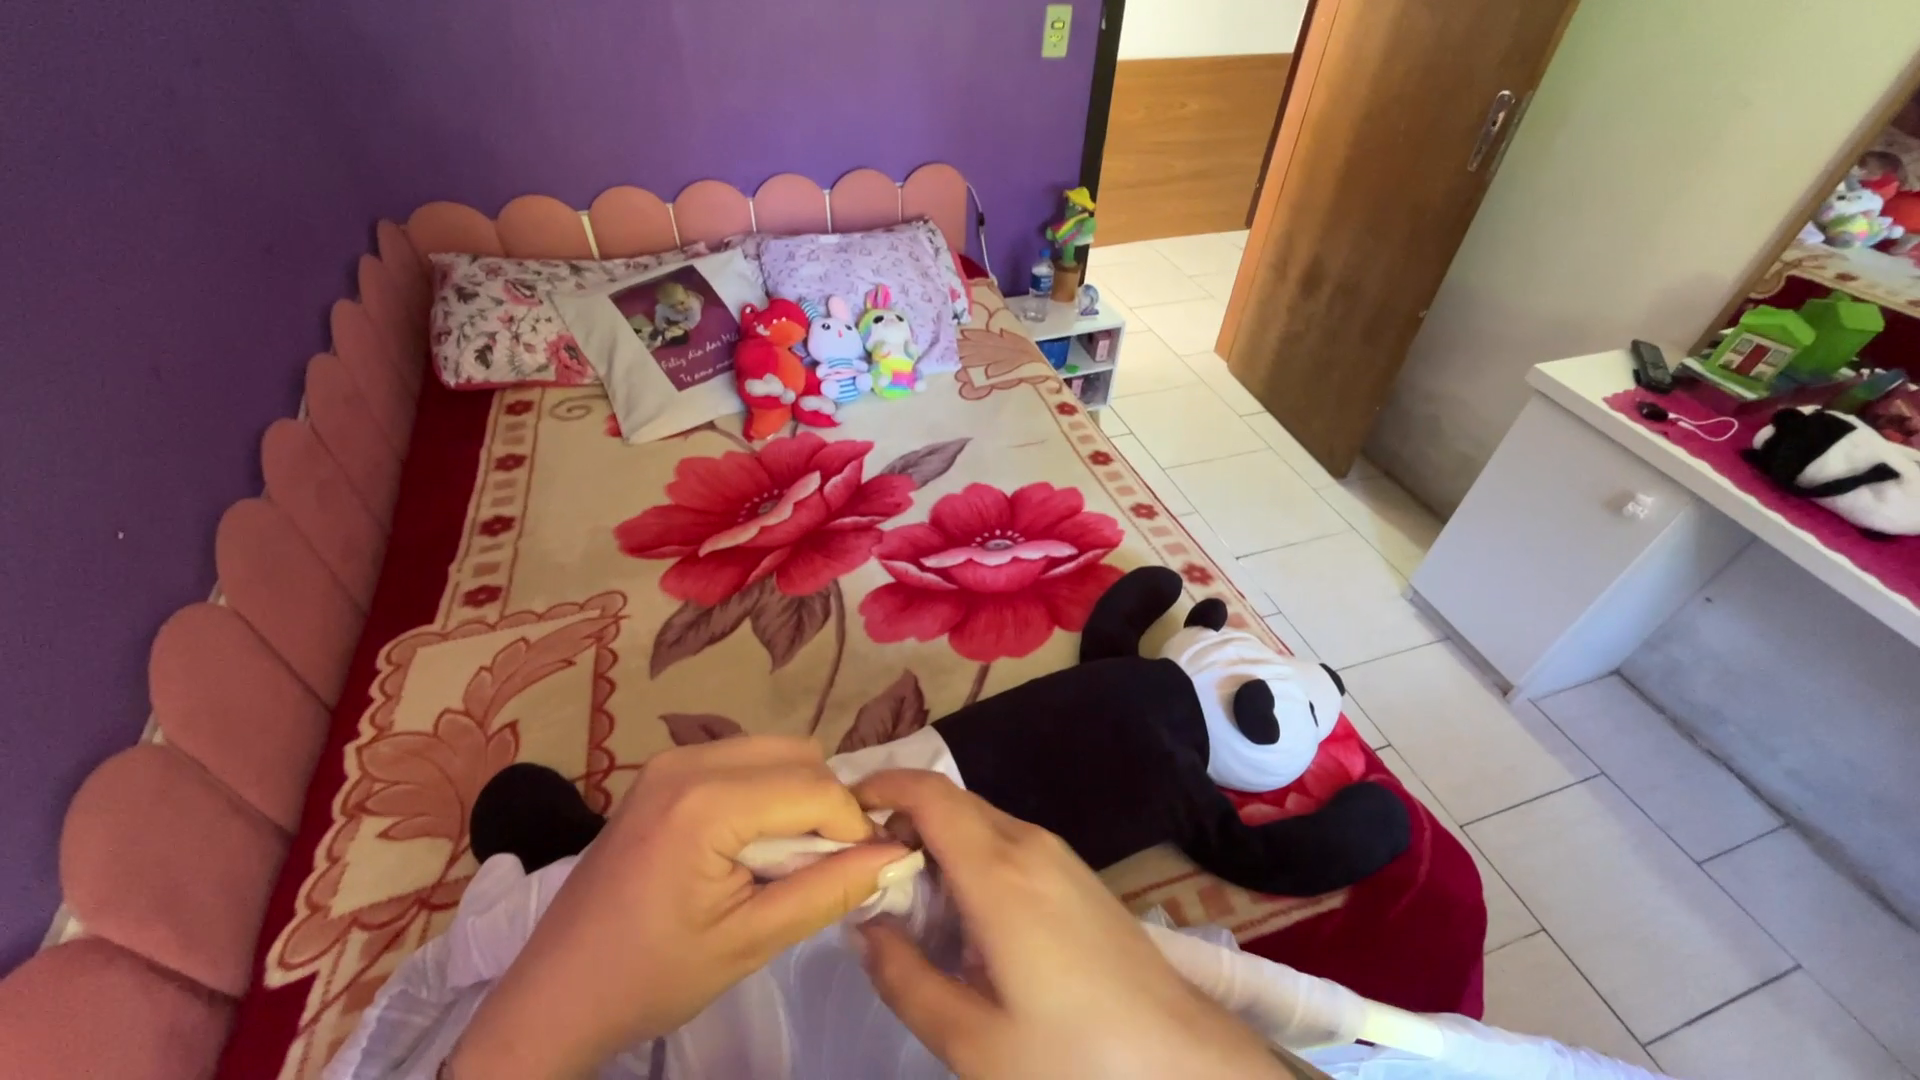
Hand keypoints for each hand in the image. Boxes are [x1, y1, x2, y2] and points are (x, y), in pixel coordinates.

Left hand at [449, 737, 908, 1077]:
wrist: (555, 996)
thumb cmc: (652, 977)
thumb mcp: (751, 941)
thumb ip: (830, 889)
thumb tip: (897, 850)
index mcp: (706, 802)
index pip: (816, 788)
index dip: (853, 827)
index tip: (861, 871)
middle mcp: (689, 761)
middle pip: (800, 757)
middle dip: (827, 806)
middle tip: (822, 868)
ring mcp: (671, 760)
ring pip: (775, 752)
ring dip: (799, 797)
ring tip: (787, 861)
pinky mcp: (663, 772)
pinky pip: (743, 760)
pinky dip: (767, 792)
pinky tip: (752, 845)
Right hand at [854, 770, 1298, 1078]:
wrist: (1183, 1059)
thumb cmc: (1074, 1054)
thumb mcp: (972, 1039)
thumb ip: (905, 978)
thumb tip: (864, 927)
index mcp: (998, 872)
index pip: (929, 794)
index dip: (881, 785)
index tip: (842, 810)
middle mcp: (1028, 844)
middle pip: (951, 803)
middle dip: (900, 819)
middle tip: (861, 867)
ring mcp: (1059, 856)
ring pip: (980, 822)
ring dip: (936, 841)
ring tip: (906, 898)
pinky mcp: (1077, 875)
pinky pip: (1008, 843)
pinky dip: (969, 856)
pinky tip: (964, 915)